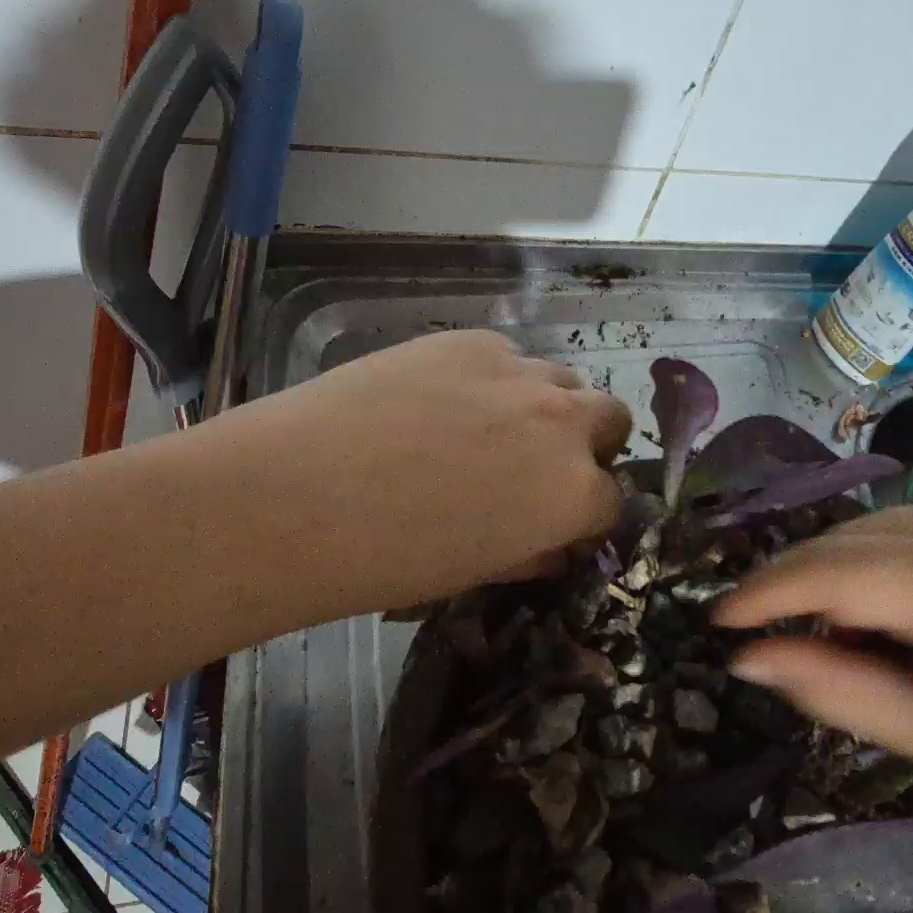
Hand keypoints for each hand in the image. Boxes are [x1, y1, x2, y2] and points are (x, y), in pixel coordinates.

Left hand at [218, 329, 631, 613]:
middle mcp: (562, 422)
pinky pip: (506, 357)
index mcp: (573, 492)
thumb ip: (531, 553)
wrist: (297, 495)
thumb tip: (554, 545)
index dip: (589, 515)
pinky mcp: (465, 340)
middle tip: (538, 468)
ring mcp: (515, 371)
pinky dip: (496, 380)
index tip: (563, 524)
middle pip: (611, 419)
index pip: (614, 500)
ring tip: (489, 431)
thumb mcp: (476, 572)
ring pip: (562, 379)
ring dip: (546, 405)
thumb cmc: (388, 561)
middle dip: (590, 445)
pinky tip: (443, 403)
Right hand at [714, 491, 912, 912]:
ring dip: (860, 566)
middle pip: (862, 534)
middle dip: (807, 579)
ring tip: (847, 626)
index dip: (765, 592)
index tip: (718, 618)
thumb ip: (841, 690)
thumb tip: (751, 658)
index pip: (831, 569)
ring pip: (906, 521)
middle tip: (776, 633)